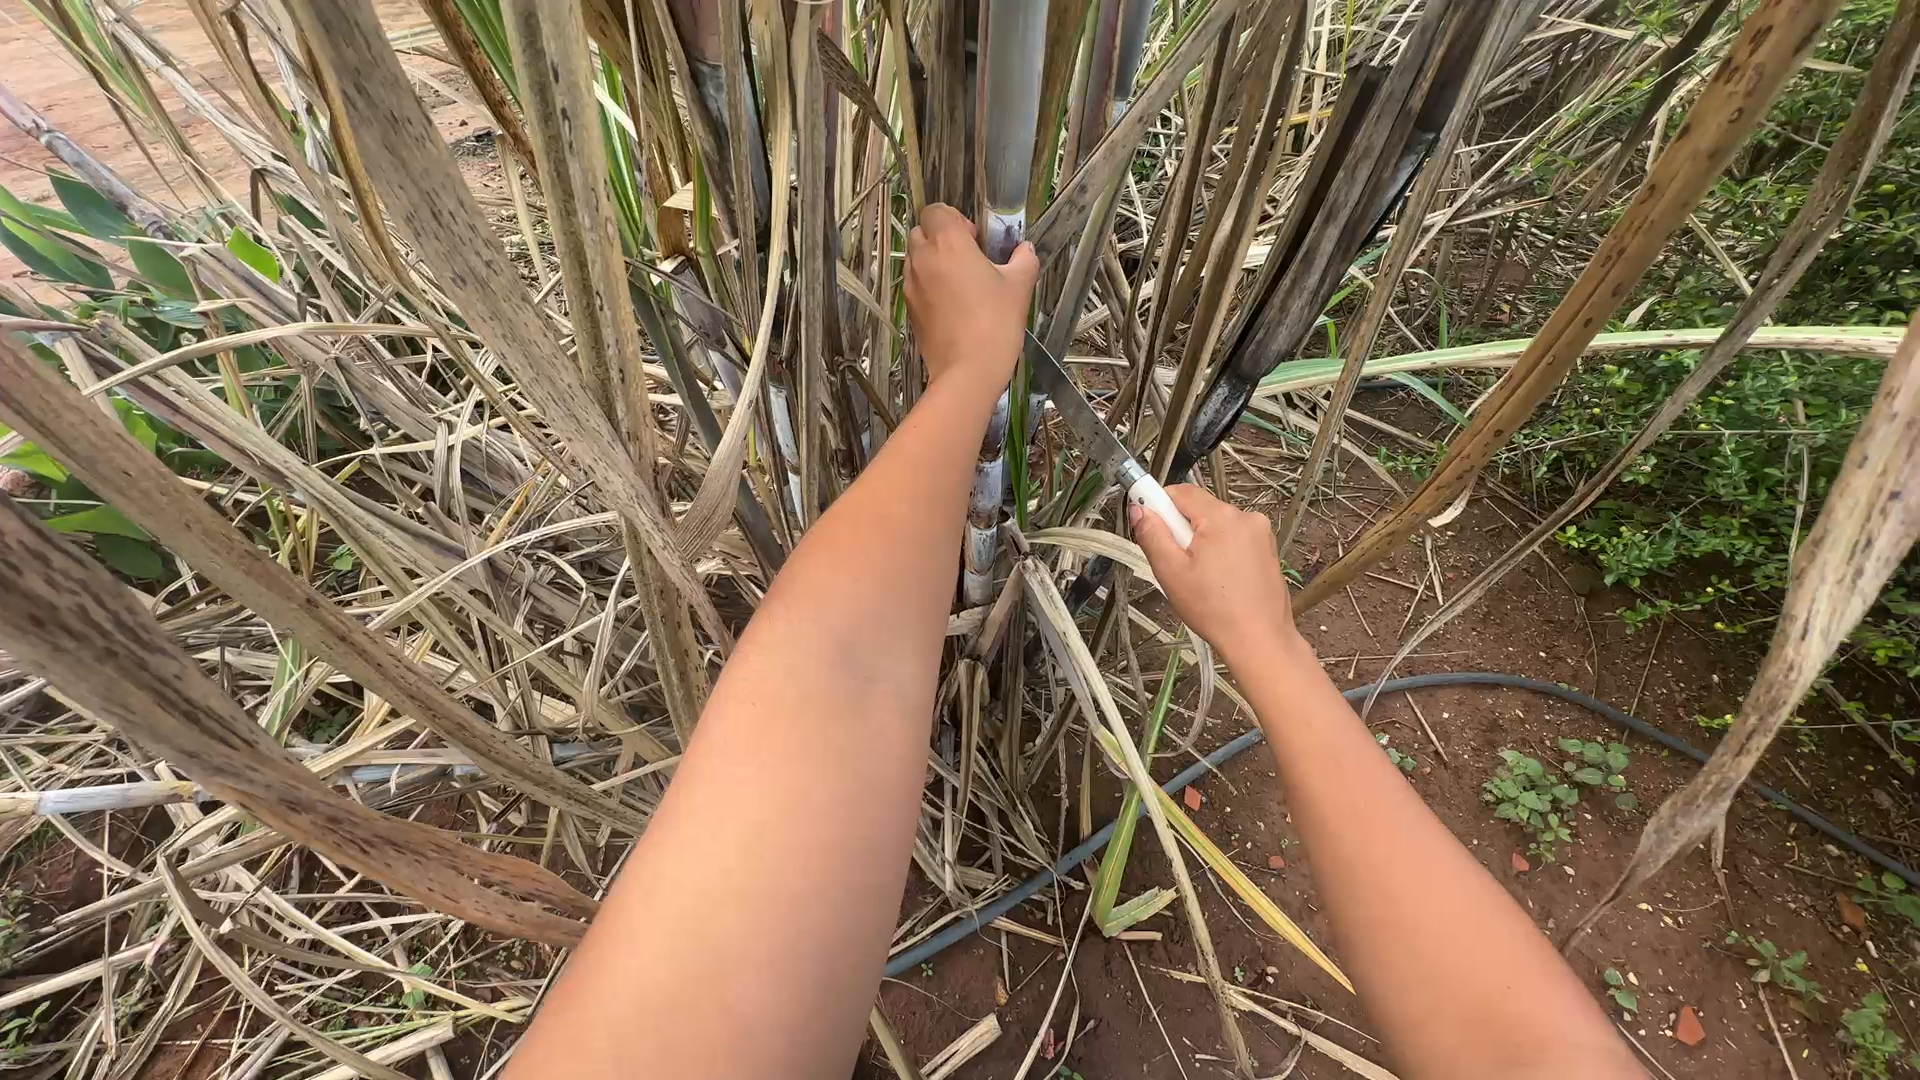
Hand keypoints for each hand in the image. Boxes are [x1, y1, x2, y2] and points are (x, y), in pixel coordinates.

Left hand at [905, 204, 1039, 394]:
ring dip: (933, 263)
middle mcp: (923, 259)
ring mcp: (911, 286)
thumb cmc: (995, 324)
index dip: (955, 219)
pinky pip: (915, 287)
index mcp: (948, 243)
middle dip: (941, 239)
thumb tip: (1025, 251)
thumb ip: (1023, 260)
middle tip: (968, 260)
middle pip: (922, 232)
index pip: (937, 210)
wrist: (968, 371)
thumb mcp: (1019, 287)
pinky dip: (929, 288)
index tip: (975, 239)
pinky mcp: (909, 311)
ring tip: (960, 285)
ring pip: (915, 260)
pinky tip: (952, 307)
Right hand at [1130, 485, 1308, 662]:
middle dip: (1180, 529)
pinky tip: (1217, 580)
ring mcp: (1261, 533)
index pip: (1181, 492)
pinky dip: (1219, 551)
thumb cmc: (1213, 609)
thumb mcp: (1170, 571)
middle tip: (1174, 563)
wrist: (1259, 639)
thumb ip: (1152, 534)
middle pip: (1199, 509)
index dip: (1158, 505)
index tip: (1148, 525)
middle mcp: (1246, 517)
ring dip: (1200, 542)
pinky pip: (1233, 538)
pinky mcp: (1267, 549)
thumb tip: (1139, 509)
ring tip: (1198, 576)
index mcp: (1222, 517)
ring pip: (1215, 525)